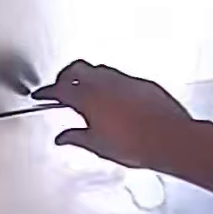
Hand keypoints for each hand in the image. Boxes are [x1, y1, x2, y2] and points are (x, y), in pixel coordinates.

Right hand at [30, 60, 197, 169]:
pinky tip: (113, 97)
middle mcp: (105, 84)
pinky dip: (110, 84)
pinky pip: (121, 78)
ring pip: (99, 70)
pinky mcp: (143, 84)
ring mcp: (125, 81)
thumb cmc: (136, 144)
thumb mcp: (96, 144)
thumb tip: (63, 137)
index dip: (46, 91)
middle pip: (76, 69)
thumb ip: (75, 137)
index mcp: (88, 98)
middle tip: (60, 85)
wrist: (171, 140)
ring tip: (85, 90)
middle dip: (64, 76)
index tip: (41, 93)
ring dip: (88, 77)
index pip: (59, 89)